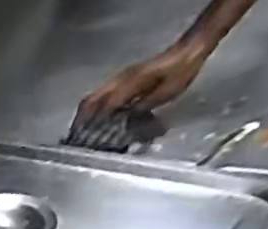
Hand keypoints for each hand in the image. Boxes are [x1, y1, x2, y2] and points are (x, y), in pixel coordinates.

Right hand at [75, 43, 209, 124]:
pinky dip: (94, 108)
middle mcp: (119, 81)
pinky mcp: (124, 79)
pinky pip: (100, 95)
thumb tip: (123, 121)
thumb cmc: (181, 71)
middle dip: (80, 121)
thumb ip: (141, 108)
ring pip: (92, 98)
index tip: (85, 140)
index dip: (93, 126)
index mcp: (128, 84)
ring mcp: (120, 78)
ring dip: (84, 115)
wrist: (191, 49)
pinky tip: (97, 118)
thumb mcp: (165, 93)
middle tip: (76, 137)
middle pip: (89, 102)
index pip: (102, 108)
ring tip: (82, 130)